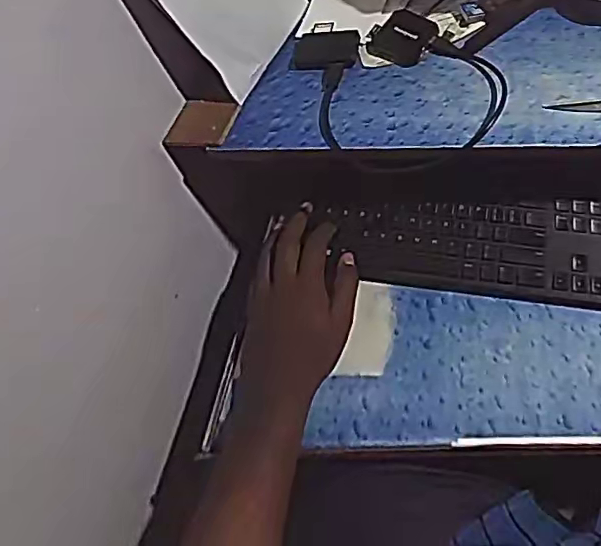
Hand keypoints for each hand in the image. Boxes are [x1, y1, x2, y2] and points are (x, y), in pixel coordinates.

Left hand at [240, 208, 358, 423]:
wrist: (276, 387)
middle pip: (287, 241)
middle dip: (297, 222)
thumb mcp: (340, 323)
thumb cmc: (310, 360)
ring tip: (285, 224)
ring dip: (277, 233)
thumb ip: (345, 286)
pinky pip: (257, 268)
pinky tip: (268, 254)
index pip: (315, 245)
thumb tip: (347, 260)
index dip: (323, 230)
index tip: (330, 226)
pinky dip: (264, 254)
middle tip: (305, 212)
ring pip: (268, 251)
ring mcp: (265, 292)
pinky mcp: (253, 303)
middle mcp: (283, 284)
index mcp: (307, 285)